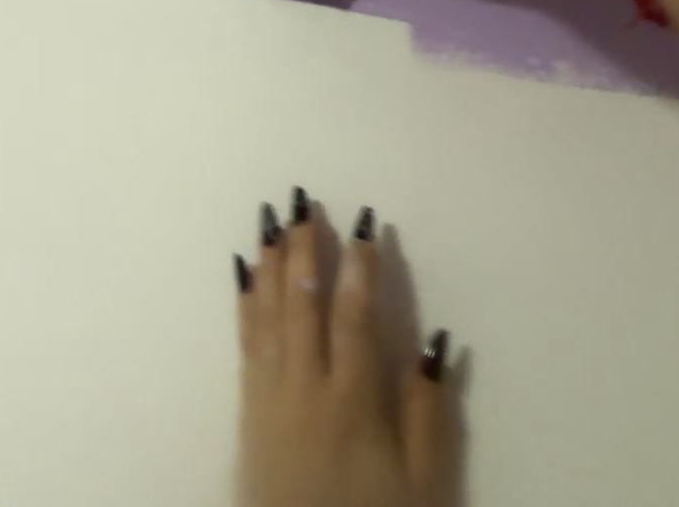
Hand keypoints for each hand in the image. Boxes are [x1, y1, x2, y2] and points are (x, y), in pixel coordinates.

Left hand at [236, 190, 453, 506]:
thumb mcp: (421, 484)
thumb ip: (428, 413)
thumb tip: (436, 341)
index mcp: (351, 399)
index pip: (354, 316)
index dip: (359, 267)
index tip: (364, 223)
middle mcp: (305, 382)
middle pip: (302, 301)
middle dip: (304, 247)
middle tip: (303, 200)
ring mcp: (269, 388)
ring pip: (268, 309)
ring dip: (270, 260)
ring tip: (272, 218)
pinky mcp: (247, 399)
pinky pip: (244, 336)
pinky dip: (244, 296)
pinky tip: (242, 268)